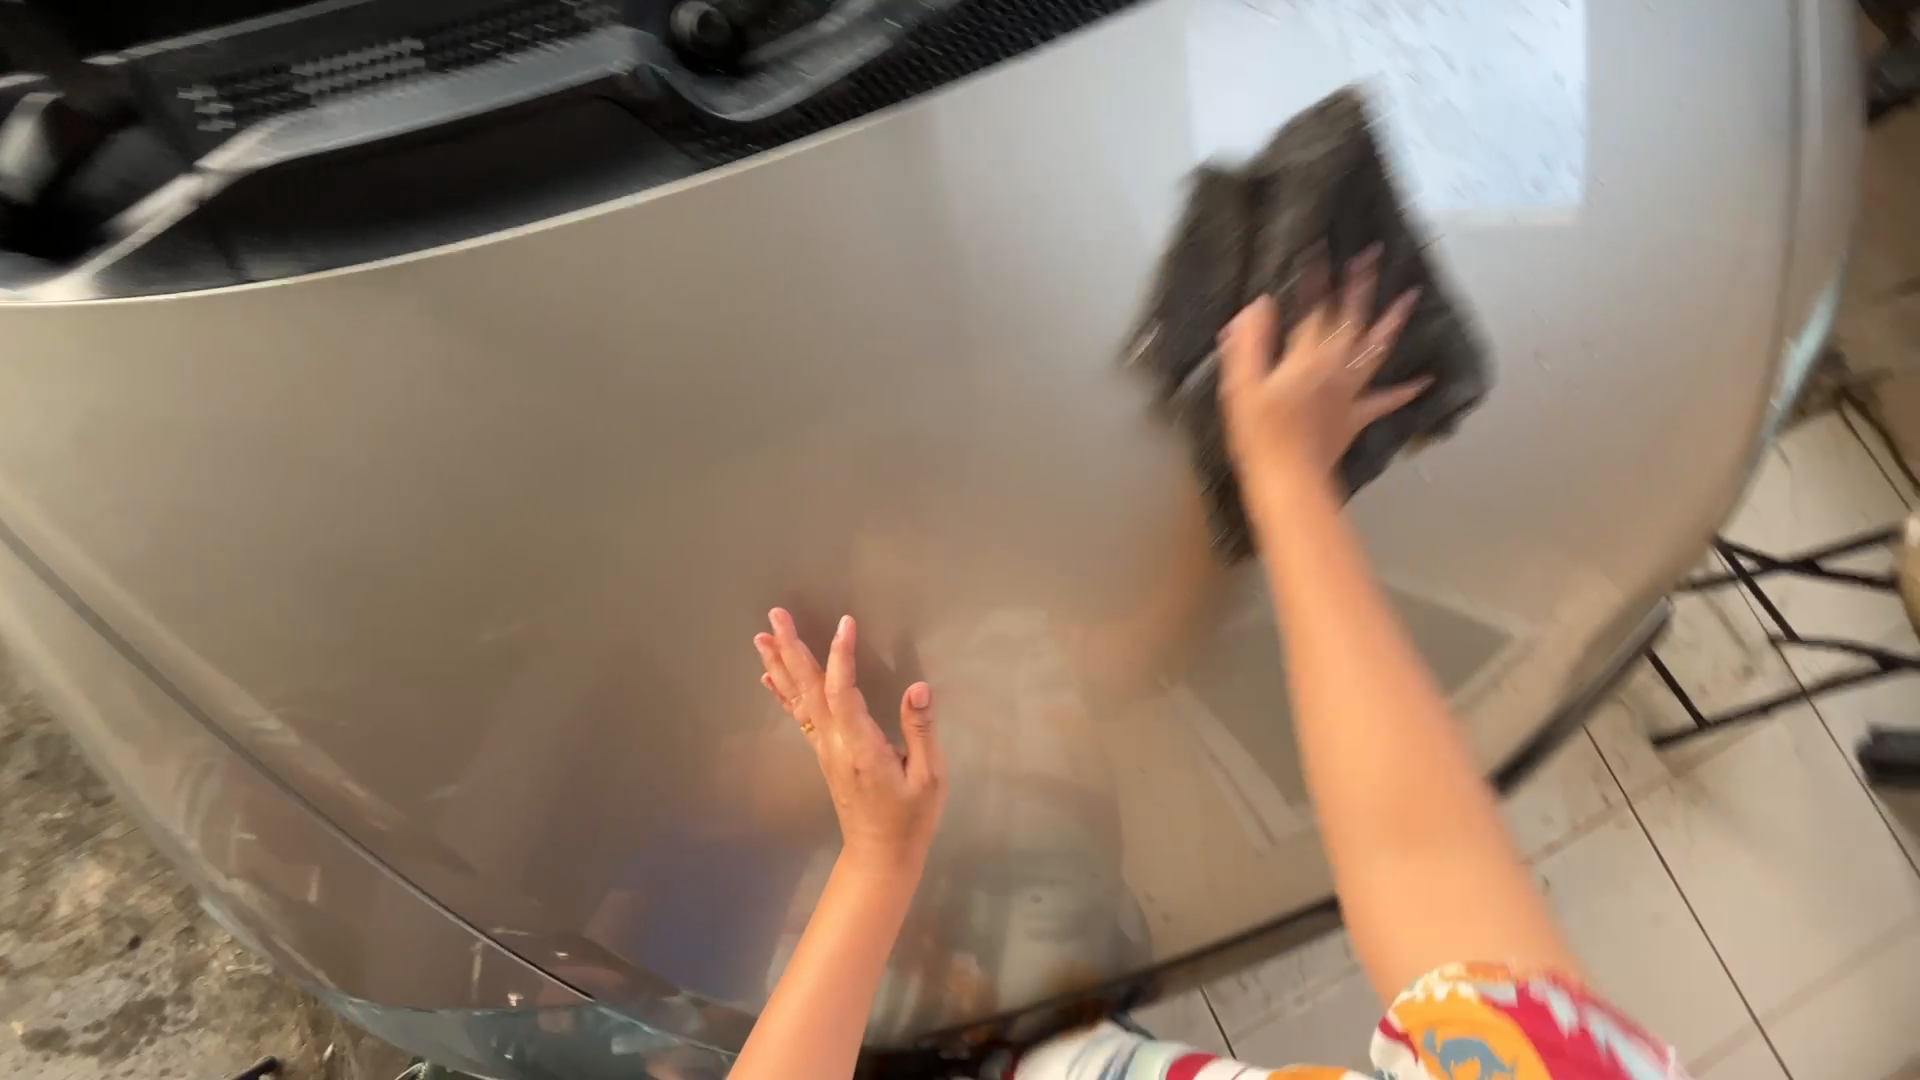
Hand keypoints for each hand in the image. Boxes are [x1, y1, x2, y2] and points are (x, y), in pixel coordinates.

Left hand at [753, 608, 946, 877]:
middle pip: (808, 689)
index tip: (845, 623)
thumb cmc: (910, 817)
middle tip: (776, 615)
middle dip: (792, 649)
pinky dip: (783, 693)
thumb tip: (918, 687)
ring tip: (762, 636)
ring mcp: (824, 748)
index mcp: (860, 746)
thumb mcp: (929, 776)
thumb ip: (921, 730)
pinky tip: (769, 677)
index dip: (841, 656)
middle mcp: (833, 743)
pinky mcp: (824, 753)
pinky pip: (799, 715)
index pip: (843, 692)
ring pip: (798, 700)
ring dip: (780, 665)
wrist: (880, 855)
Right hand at [1217, 244, 1428, 500]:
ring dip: (1393, 322)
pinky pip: (1385, 400)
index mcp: (1306, 357)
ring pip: (1376, 349)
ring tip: (1412, 296)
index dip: (1317, 278)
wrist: (1288, 478)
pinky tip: (1424, 381)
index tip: (1320, 248)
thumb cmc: (1259, 434)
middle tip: (1373, 253)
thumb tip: (1258, 306)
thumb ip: (1249, 344)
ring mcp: (1350, 392)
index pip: (1314, 308)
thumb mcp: (1242, 386)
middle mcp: (1335, 367)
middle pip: (1352, 319)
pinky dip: (1406, 390)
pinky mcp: (1356, 417)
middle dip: (1362, 285)